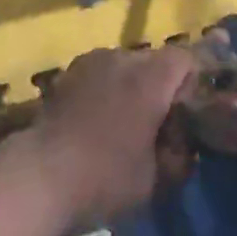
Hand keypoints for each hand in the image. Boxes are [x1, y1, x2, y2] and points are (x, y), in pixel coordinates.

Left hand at [28, 46, 196, 223]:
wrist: (45, 169)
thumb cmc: (107, 175)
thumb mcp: (157, 177)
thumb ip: (178, 153)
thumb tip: (182, 142)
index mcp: (148, 78)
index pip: (183, 58)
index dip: (192, 80)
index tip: (188, 109)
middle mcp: (120, 57)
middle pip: (153, 59)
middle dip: (161, 84)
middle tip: (160, 120)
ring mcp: (90, 59)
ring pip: (124, 63)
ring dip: (132, 83)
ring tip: (127, 119)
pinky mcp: (69, 70)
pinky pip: (100, 70)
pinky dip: (107, 85)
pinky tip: (99, 115)